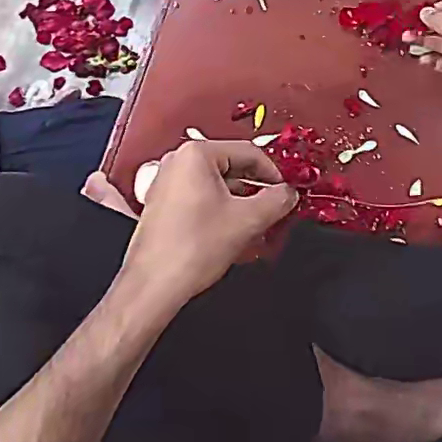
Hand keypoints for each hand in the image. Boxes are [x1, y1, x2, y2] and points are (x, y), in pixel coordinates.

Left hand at [117, 141, 295, 306]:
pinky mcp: (163, 205)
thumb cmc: (192, 249)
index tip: (286, 190)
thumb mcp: (248, 220)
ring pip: (218, 186)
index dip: (273, 173)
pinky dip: (221, 211)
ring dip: (241, 204)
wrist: (152, 288)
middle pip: (233, 168)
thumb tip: (289, 193)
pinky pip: (202, 199)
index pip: (249, 153)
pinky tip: (234, 233)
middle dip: (257, 191)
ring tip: (258, 225)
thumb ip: (277, 200)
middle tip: (275, 209)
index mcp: (196, 155)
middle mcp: (178, 162)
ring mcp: (167, 183)